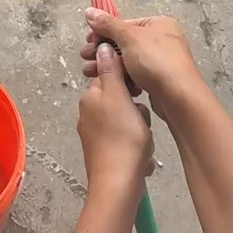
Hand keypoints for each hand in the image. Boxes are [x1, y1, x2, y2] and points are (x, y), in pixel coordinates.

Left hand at [78, 43, 154, 195]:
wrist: (118, 184)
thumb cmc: (123, 137)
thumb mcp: (119, 97)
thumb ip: (111, 71)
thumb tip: (102, 47)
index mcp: (90, 98)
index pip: (111, 77)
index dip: (129, 83)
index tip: (140, 93)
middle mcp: (89, 114)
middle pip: (122, 100)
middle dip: (137, 111)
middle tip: (142, 121)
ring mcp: (95, 136)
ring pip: (127, 122)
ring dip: (140, 130)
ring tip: (143, 141)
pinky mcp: (104, 154)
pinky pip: (127, 142)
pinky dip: (137, 148)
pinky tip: (142, 157)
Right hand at [81, 8, 206, 103]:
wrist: (178, 97)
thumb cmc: (155, 61)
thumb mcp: (129, 38)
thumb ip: (107, 25)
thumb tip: (89, 11)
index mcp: (158, 24)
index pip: (124, 25)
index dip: (103, 32)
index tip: (88, 43)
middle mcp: (162, 39)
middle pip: (124, 42)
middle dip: (102, 51)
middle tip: (85, 57)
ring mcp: (161, 61)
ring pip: (127, 60)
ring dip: (107, 65)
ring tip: (88, 72)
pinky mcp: (158, 80)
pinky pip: (135, 75)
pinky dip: (121, 78)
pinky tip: (109, 83)